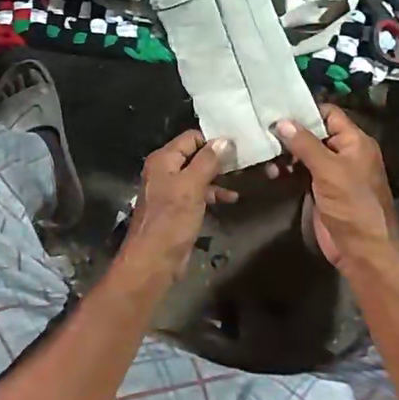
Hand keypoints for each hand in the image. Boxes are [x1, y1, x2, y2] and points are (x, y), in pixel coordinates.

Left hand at [119, 130, 236, 277]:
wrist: (154, 261)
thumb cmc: (171, 220)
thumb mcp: (191, 187)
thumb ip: (207, 161)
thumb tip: (224, 139)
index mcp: (163, 159)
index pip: (191, 138)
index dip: (212, 141)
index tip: (236, 147)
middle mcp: (165, 170)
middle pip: (195, 155)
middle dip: (218, 159)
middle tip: (244, 161)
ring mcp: (171, 189)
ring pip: (198, 174)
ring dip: (218, 177)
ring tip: (242, 178)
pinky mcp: (178, 207)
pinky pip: (197, 193)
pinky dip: (213, 193)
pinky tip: (231, 198)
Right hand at [274, 106, 398, 267]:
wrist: (364, 251)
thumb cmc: (353, 204)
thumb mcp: (329, 170)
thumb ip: (305, 144)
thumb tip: (282, 121)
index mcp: (355, 142)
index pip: (329, 114)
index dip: (306, 110)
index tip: (277, 107)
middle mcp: (344, 153)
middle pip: (315, 133)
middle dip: (291, 132)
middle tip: (262, 128)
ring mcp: (332, 173)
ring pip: (306, 154)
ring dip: (286, 153)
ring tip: (264, 152)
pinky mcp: (321, 190)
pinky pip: (302, 173)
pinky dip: (288, 170)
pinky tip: (271, 170)